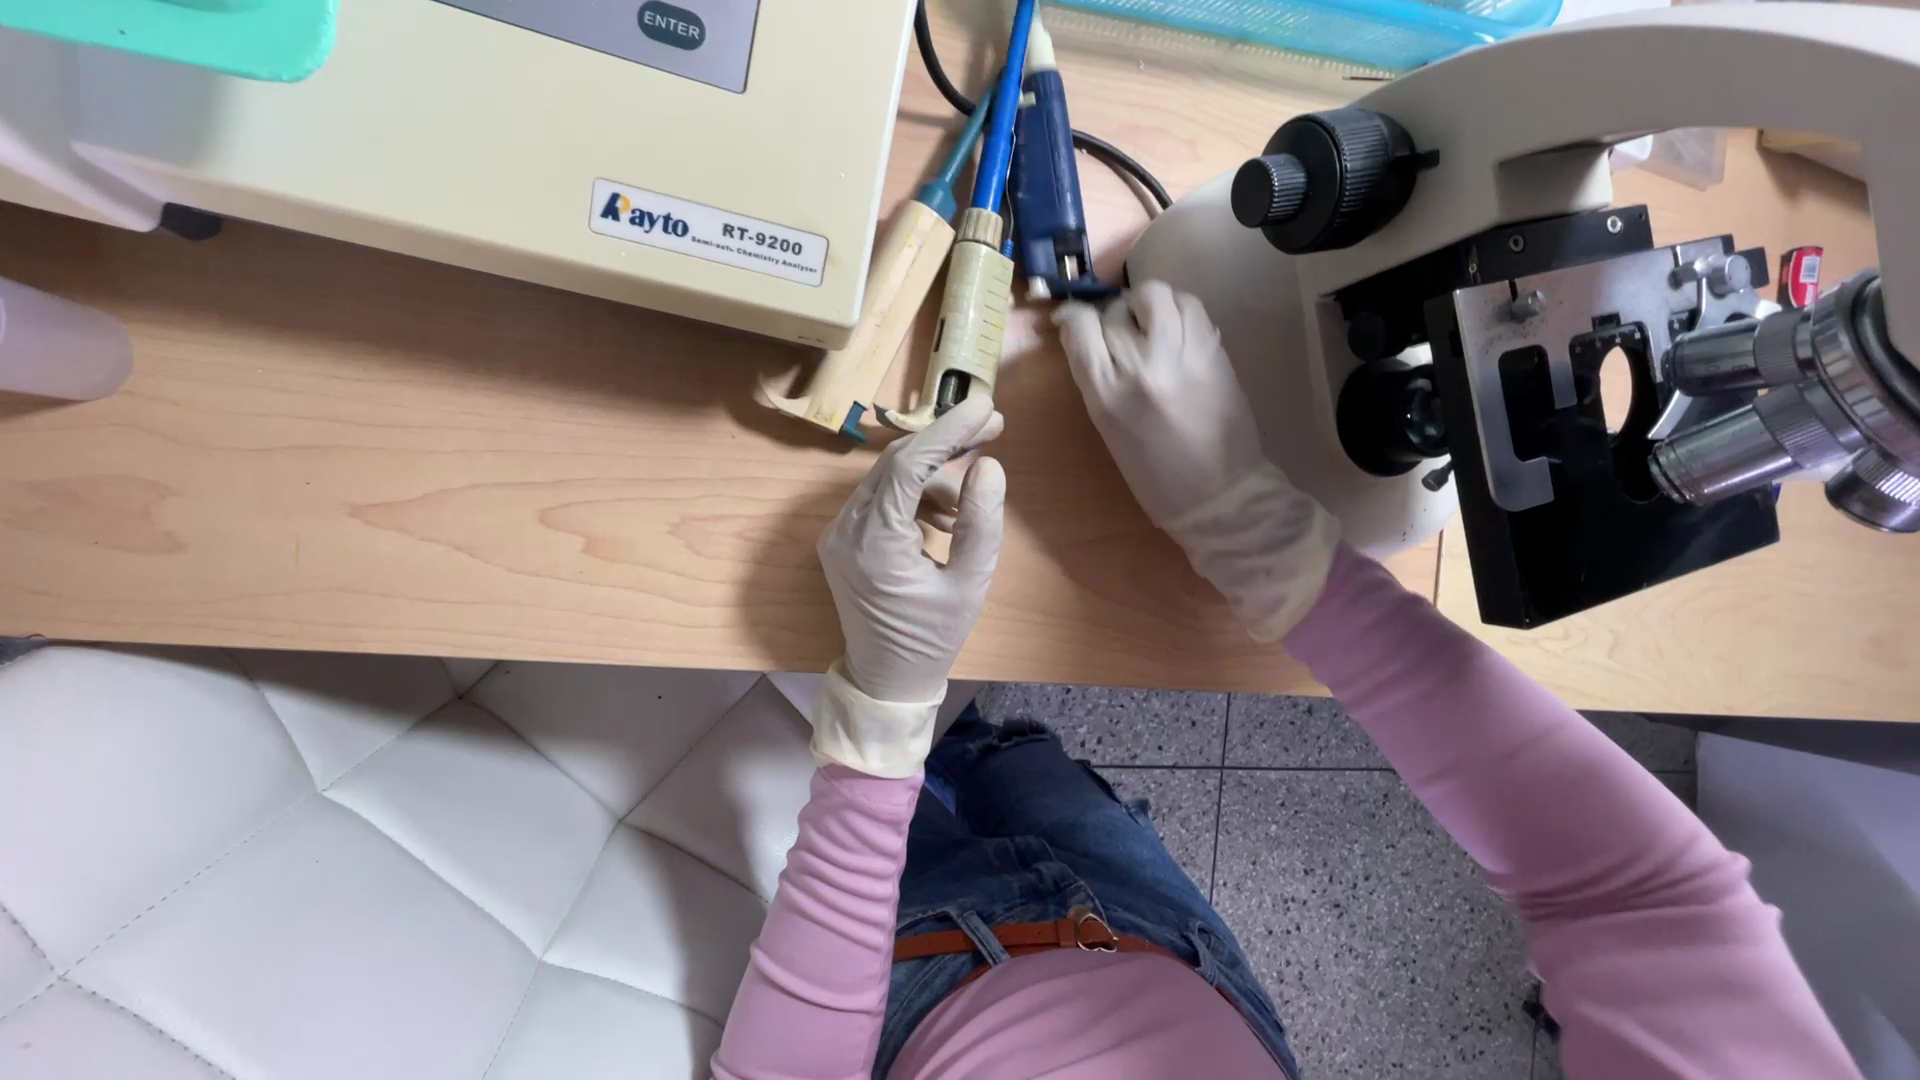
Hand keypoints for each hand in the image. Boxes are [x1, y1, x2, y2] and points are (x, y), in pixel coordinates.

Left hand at [810, 396, 1005, 775]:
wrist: (886, 679)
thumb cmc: (932, 639)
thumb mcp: (970, 586)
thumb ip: (982, 524)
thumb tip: (989, 466)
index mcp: (875, 546)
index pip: (908, 466)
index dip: (948, 430)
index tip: (987, 407)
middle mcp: (846, 531)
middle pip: (895, 463)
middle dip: (945, 442)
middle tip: (993, 427)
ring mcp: (838, 533)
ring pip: (888, 477)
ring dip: (933, 473)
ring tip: (972, 499)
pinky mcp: (841, 538)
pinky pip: (880, 497)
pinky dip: (914, 494)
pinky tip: (945, 517)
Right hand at [1054, 281, 1338, 641]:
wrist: (1218, 495)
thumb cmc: (1154, 475)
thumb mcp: (1109, 428)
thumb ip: (1097, 379)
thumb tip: (1088, 336)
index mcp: (1105, 396)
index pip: (1079, 329)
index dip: (1072, 316)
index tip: (1074, 320)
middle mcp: (1138, 369)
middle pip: (1113, 312)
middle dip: (1112, 317)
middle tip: (1121, 334)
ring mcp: (1179, 356)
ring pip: (1151, 295)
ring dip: (1144, 302)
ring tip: (1149, 321)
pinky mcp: (1211, 351)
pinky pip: (1188, 304)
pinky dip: (1176, 306)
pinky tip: (1175, 325)